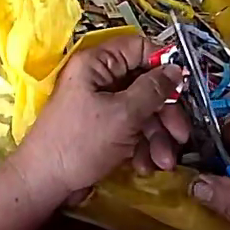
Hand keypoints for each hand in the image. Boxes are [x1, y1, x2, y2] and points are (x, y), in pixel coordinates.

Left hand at [7, 35, 190, 206]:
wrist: (45, 182)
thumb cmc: (80, 142)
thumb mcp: (123, 115)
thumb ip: (153, 90)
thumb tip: (175, 68)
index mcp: (96, 63)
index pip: (137, 47)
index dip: (162, 63)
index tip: (183, 85)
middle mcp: (98, 78)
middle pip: (144, 83)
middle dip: (165, 112)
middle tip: (181, 136)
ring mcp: (100, 104)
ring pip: (141, 110)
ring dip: (157, 136)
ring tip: (165, 162)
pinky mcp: (102, 128)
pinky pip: (130, 129)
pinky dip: (142, 146)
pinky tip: (145, 166)